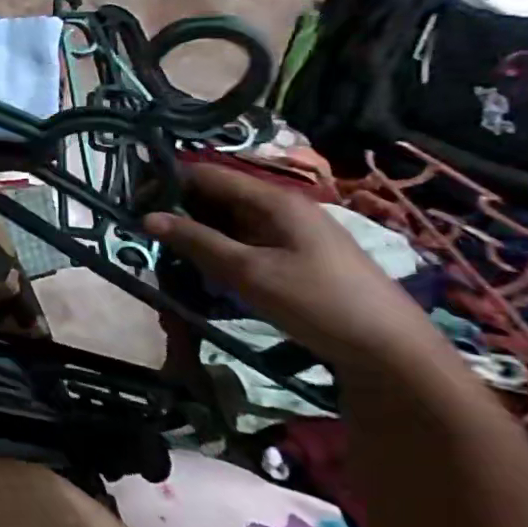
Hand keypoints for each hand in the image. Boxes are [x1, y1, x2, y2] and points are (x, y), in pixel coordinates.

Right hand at [143, 163, 444, 372]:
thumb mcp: (250, 273)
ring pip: (231, 223)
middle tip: (147, 236)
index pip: (207, 173)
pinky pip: (247, 244)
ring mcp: (293, 233)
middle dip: (181, 212)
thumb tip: (146, 217)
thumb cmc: (318, 303)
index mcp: (273, 199)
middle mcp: (282, 207)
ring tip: (170, 258)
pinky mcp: (299, 258)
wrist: (393, 353)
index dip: (168, 182)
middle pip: (218, 197)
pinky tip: (207, 275)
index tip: (134, 201)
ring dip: (199, 236)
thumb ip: (197, 242)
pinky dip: (222, 253)